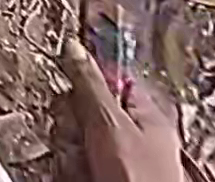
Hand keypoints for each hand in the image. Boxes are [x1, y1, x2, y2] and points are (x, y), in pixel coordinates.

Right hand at [62, 40, 184, 181]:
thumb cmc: (136, 177)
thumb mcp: (109, 123)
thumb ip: (90, 82)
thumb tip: (73, 45)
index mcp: (146, 116)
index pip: (110, 77)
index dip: (88, 78)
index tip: (72, 85)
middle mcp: (131, 134)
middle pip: (83, 104)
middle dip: (71, 118)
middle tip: (78, 133)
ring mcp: (115, 156)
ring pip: (73, 130)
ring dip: (68, 142)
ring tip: (80, 160)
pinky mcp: (99, 173)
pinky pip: (71, 153)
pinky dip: (69, 162)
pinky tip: (78, 171)